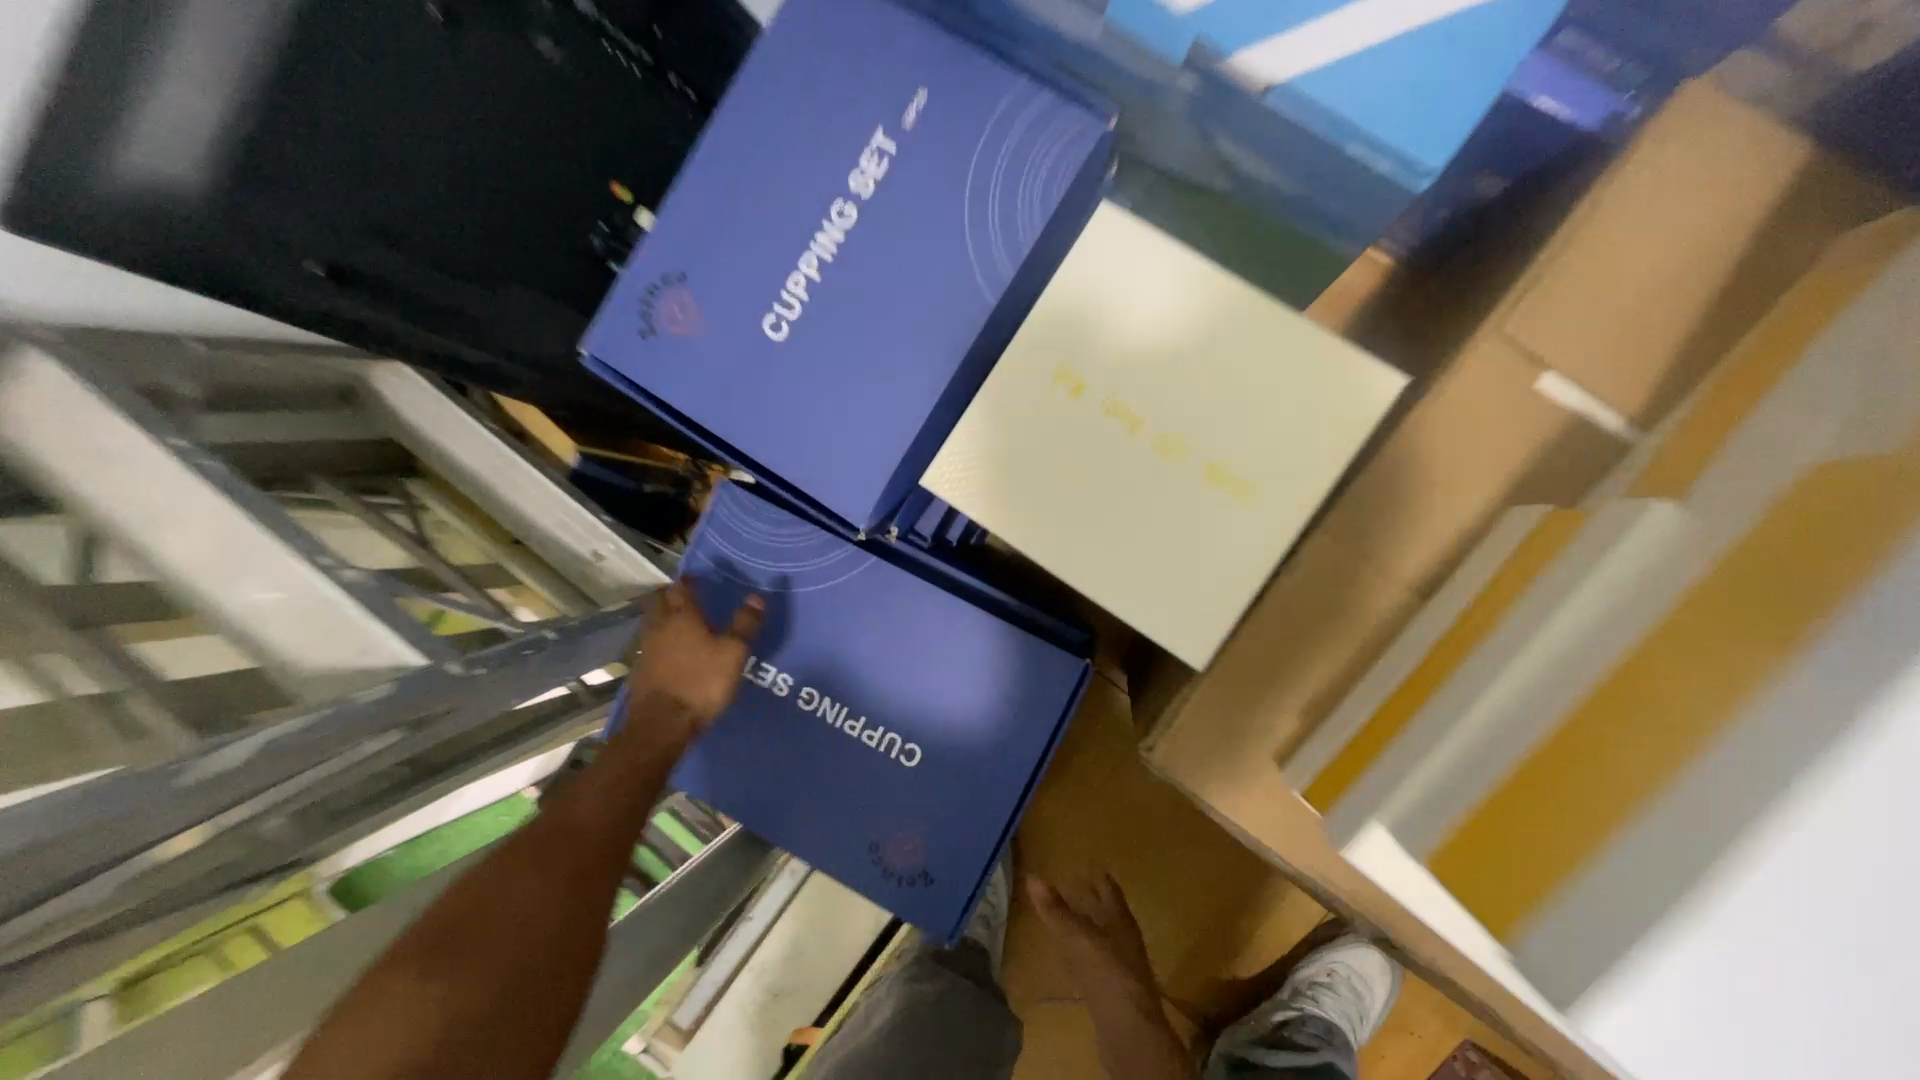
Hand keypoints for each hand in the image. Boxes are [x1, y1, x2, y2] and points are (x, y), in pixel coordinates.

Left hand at [625, 581, 764, 728]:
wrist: (662, 723)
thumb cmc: (702, 682)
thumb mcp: (733, 653)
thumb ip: (745, 624)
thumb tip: (757, 596)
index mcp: (683, 616)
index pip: (681, 588)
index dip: (689, 581)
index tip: (697, 578)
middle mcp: (659, 626)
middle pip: (659, 602)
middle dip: (670, 596)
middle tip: (686, 597)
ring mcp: (646, 649)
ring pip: (652, 623)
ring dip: (663, 618)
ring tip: (679, 623)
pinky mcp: (640, 670)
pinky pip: (649, 645)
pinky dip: (660, 642)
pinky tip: (670, 652)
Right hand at [1028, 873, 1160, 1005]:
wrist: (1129, 1033)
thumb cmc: (1108, 975)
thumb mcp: (1079, 938)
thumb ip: (1057, 911)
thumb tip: (1032, 876)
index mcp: (1121, 921)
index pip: (1110, 890)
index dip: (1099, 878)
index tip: (1086, 864)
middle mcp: (1124, 940)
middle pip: (1106, 914)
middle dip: (1091, 901)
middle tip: (1070, 886)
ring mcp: (1119, 967)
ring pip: (1100, 938)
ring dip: (1085, 928)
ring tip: (1065, 918)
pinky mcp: (1110, 991)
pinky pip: (1093, 963)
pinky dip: (1080, 955)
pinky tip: (1069, 959)